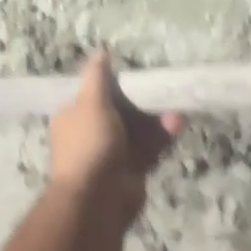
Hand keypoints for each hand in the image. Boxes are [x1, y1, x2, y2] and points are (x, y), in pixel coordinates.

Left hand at [47, 52, 183, 224]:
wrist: (97, 199)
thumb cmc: (89, 143)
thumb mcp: (90, 102)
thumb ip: (97, 77)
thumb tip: (100, 51)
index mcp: (72, 117)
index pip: (89, 94)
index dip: (108, 84)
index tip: (130, 73)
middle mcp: (90, 134)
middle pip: (117, 112)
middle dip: (139, 100)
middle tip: (158, 86)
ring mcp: (111, 154)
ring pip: (136, 130)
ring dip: (155, 117)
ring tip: (175, 102)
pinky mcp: (132, 170)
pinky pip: (148, 148)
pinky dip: (161, 136)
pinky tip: (178, 122)